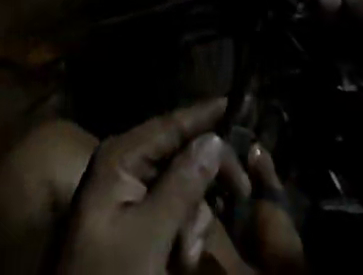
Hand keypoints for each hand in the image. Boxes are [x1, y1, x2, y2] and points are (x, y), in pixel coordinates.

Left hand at [54, 100, 248, 274]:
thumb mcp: (150, 235)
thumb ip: (183, 184)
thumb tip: (214, 139)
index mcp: (120, 158)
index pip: (172, 124)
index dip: (207, 114)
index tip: (242, 103)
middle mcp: (125, 165)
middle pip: (183, 152)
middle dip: (205, 182)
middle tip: (241, 193)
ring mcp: (129, 192)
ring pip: (184, 185)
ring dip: (194, 218)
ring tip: (187, 255)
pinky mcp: (135, 219)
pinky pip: (174, 210)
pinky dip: (184, 232)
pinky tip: (182, 258)